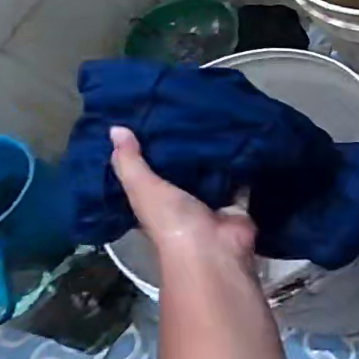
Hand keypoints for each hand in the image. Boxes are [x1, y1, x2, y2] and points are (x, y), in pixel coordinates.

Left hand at [109, 125, 255, 270]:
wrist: (213, 247)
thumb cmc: (171, 220)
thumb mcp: (142, 188)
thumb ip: (129, 161)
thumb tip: (115, 128)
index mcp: (154, 200)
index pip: (148, 172)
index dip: (148, 149)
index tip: (153, 120)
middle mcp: (182, 201)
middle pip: (182, 170)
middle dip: (186, 146)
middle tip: (191, 111)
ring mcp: (211, 203)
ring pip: (212, 173)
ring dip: (215, 154)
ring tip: (218, 117)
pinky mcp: (236, 203)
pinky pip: (241, 179)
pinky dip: (243, 163)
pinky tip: (243, 138)